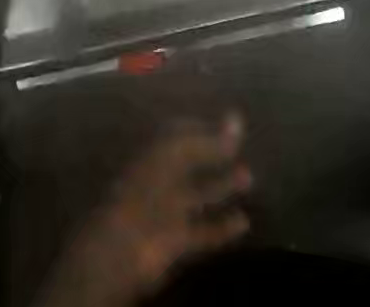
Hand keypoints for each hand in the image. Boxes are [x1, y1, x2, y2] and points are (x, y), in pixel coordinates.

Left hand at [35, 115, 253, 306]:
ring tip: (249, 177)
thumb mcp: (177, 154)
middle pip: (191, 161)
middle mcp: (160, 176)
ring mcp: (167, 210)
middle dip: (216, 153)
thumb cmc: (145, 189)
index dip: (203, 126)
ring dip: (224, 186)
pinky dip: (223, 227)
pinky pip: (203, 231)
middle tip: (242, 144)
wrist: (120, 250)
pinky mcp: (175, 241)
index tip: (229, 123)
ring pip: (200, 194)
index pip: (180, 132)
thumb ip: (208, 140)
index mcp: (153, 152)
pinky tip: (244, 222)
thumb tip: (237, 120)